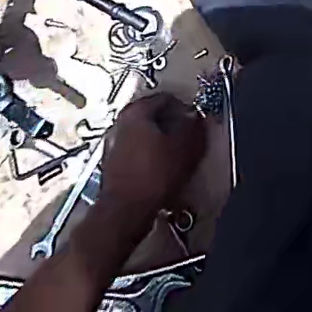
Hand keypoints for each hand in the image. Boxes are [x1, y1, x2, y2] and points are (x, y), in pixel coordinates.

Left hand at [95, 94, 206, 230]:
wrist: (124, 213)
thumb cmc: (153, 176)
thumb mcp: (184, 149)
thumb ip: (194, 128)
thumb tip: (198, 118)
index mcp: (137, 110)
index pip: (166, 98)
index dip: (185, 109)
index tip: (195, 121)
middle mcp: (121, 122)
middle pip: (154, 115)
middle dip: (172, 125)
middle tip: (188, 137)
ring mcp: (114, 144)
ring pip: (145, 135)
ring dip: (161, 142)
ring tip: (177, 156)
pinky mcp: (112, 165)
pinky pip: (137, 153)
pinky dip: (150, 157)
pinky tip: (161, 171)